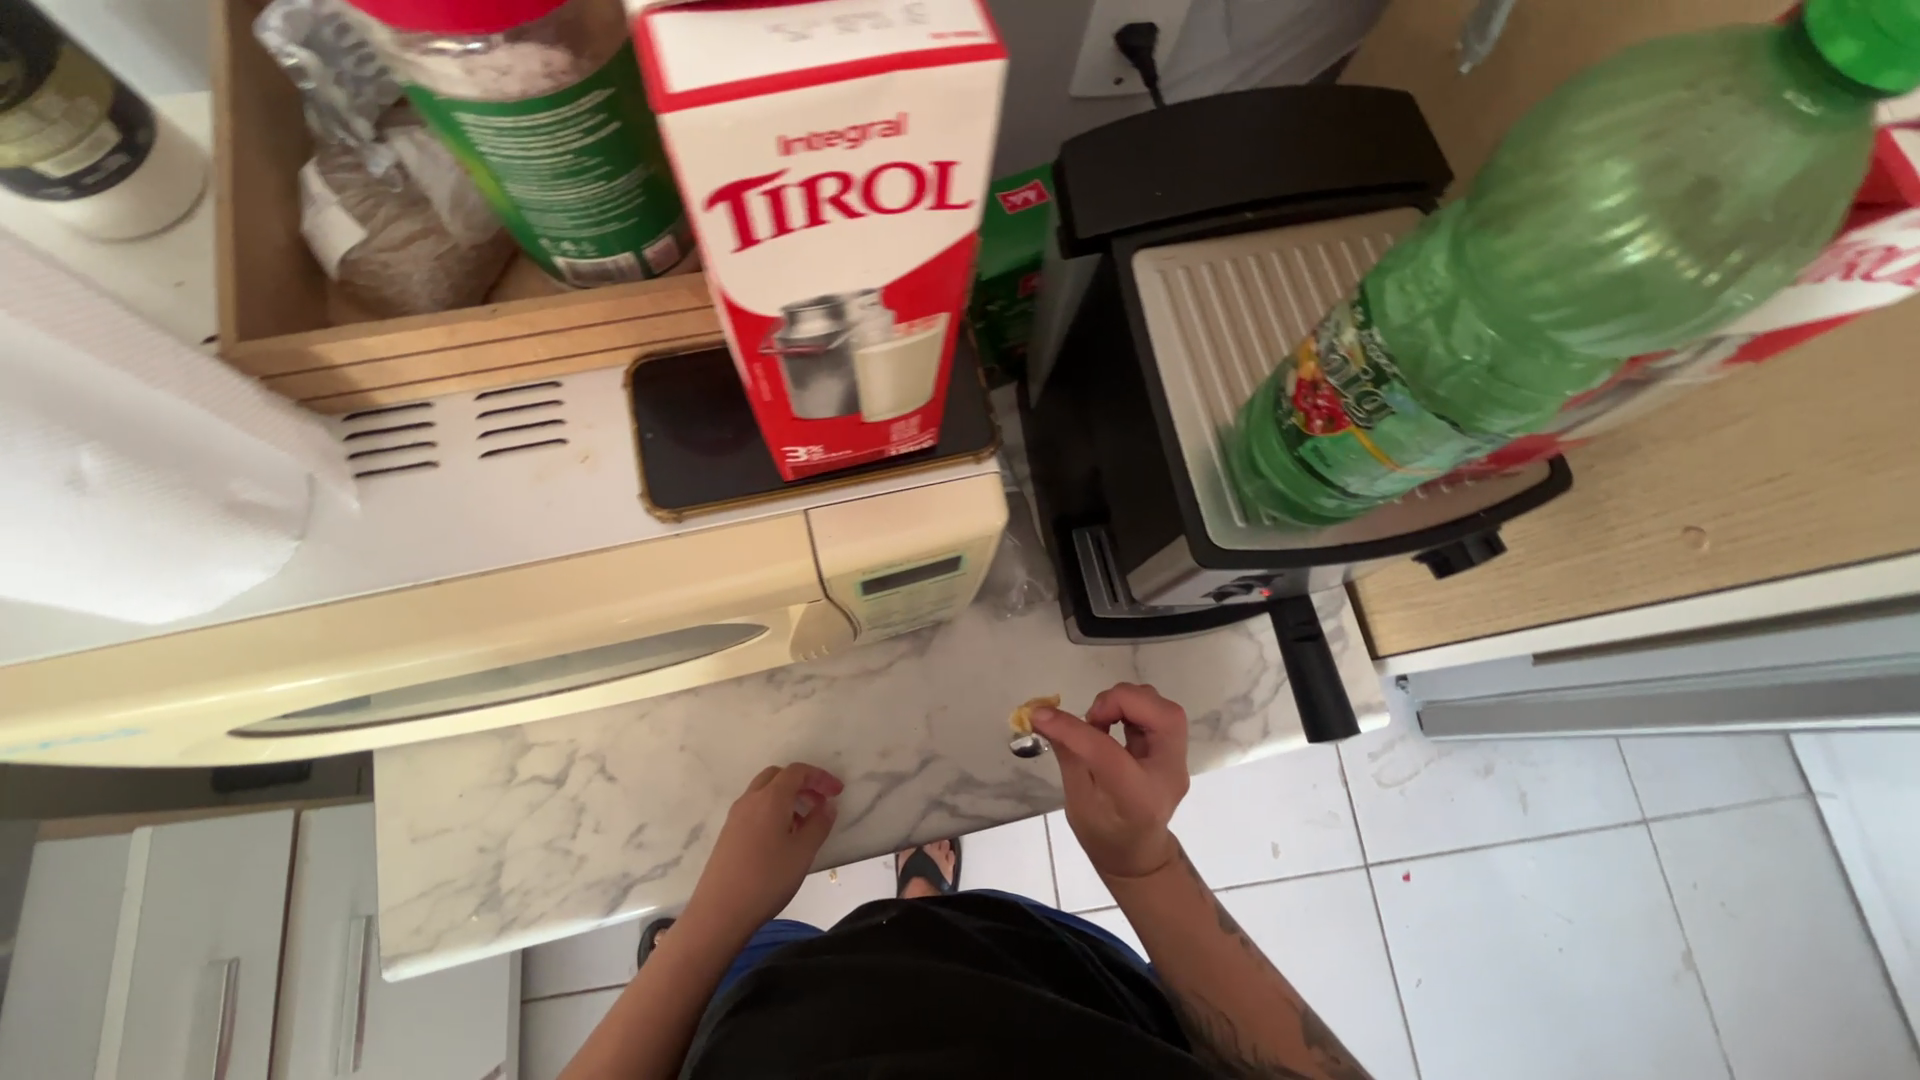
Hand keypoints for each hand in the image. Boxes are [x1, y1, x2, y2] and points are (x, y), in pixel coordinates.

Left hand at [683, 763, 842, 939]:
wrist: (719, 912)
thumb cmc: (767, 879)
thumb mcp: (803, 852)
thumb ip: (819, 823)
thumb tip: (827, 805)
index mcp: (770, 798)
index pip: (797, 772)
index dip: (820, 776)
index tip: (837, 791)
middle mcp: (750, 800)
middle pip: (777, 776)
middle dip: (802, 783)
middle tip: (820, 802)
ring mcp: (735, 817)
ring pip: (764, 793)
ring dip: (786, 798)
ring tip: (804, 824)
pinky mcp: (727, 834)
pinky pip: (754, 809)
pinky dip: (772, 811)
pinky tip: (781, 839)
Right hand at [1032, 682, 1189, 879]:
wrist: (1138, 854)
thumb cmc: (1102, 835)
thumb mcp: (1076, 800)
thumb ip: (1067, 754)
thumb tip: (1042, 714)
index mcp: (1138, 799)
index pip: (1108, 753)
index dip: (1073, 729)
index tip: (1040, 715)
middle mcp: (1168, 775)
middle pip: (1162, 716)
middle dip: (1119, 702)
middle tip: (1091, 719)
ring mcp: (1176, 761)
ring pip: (1163, 708)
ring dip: (1125, 702)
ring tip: (1100, 723)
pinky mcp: (1173, 749)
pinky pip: (1158, 712)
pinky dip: (1131, 706)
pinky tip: (1111, 724)